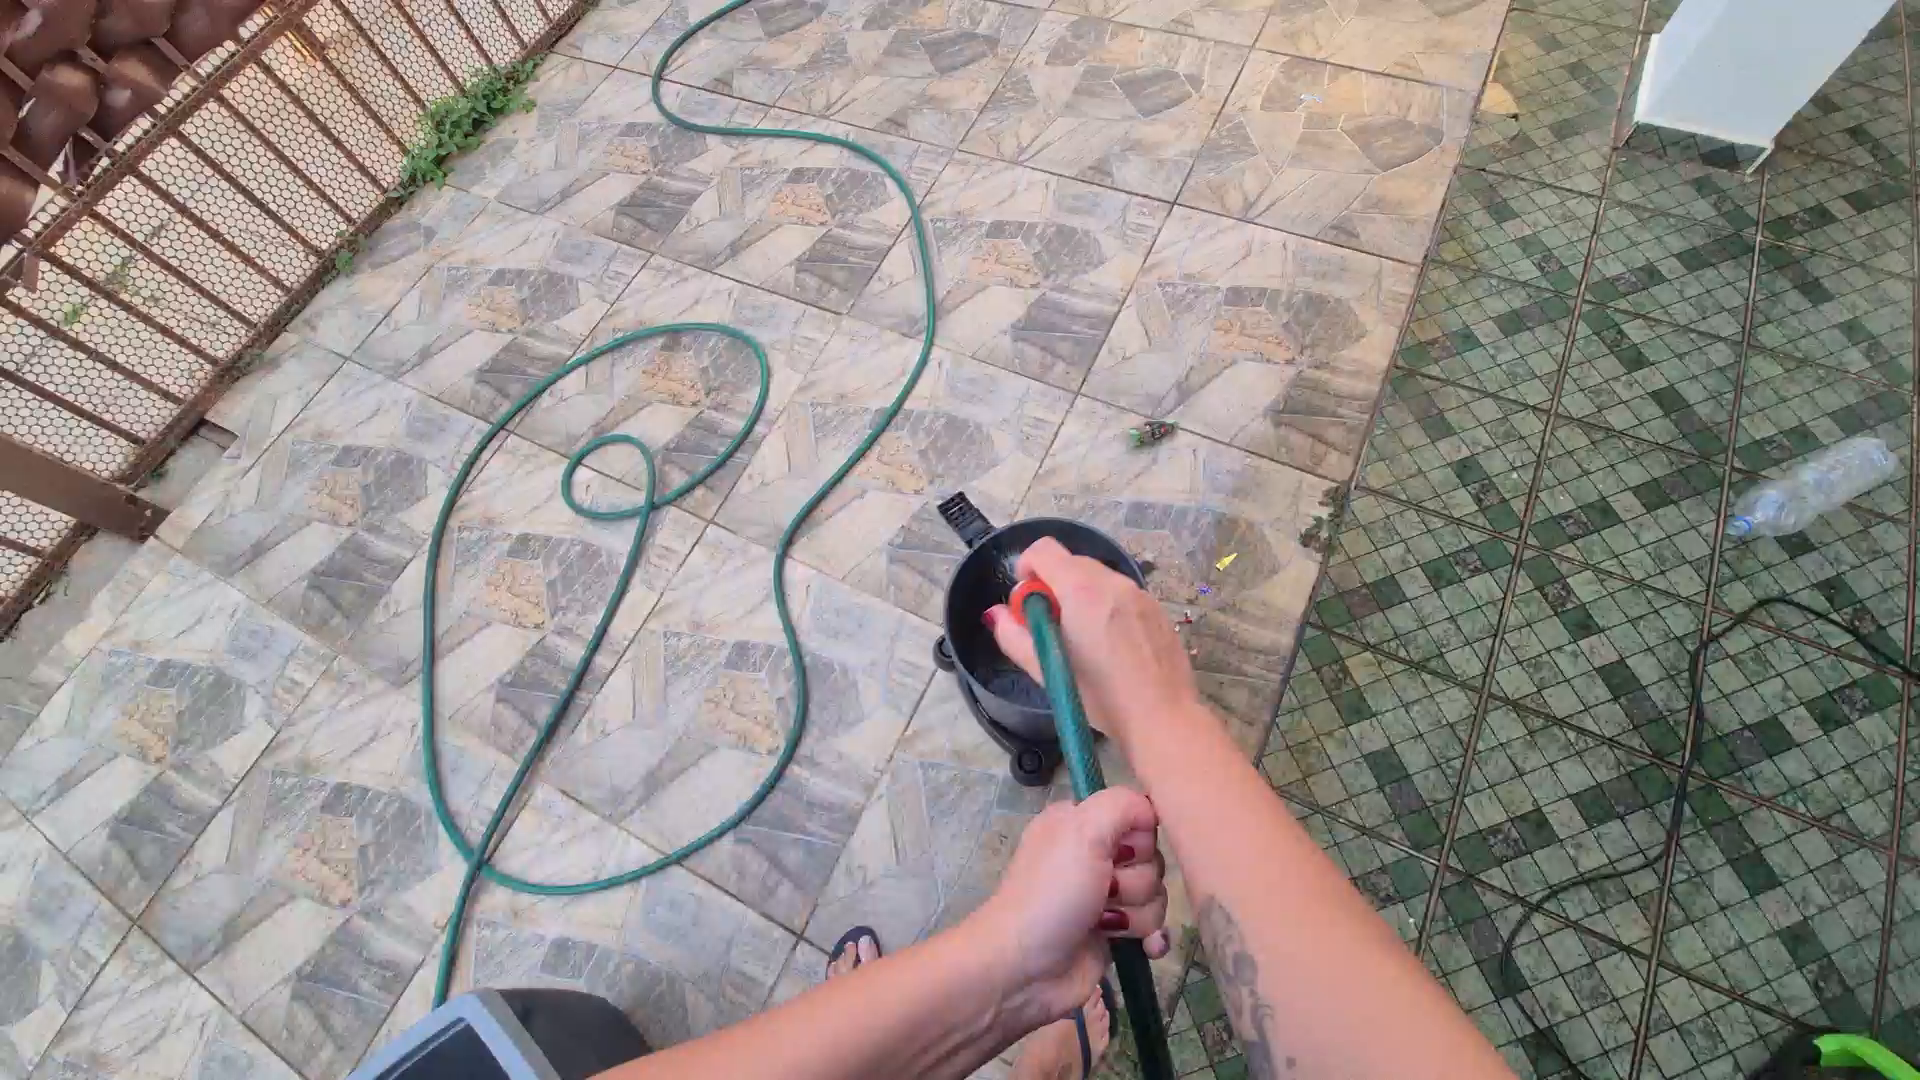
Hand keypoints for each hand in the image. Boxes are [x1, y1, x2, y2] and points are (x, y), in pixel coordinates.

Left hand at [964, 788, 1170, 1028]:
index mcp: (1079, 821)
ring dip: (1138, 911)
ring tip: (1108, 923)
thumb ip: (1121, 805)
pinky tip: (1143, 946)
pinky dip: (1151, 936)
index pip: (1137, 814)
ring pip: (1154, 893)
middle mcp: (1092, 853)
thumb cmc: (1052, 891)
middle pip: (1150, 856)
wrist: (1027, 968)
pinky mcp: (1114, 932)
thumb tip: (1151, 809)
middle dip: (1136, 879)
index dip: (1138, 836)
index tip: (1119, 852)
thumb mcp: (1082, 830)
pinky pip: (1154, 926)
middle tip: (1106, 891)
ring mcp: (1104, 895)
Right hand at [985, 536, 1206, 749]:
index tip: (1026, 600)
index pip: (1044, 550)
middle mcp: (1113, 582)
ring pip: (1098, 579)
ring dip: (1080, 596)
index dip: (1027, 567)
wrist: (1163, 717)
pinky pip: (1121, 595)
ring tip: (1082, 639)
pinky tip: (1111, 646)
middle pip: (1071, 563)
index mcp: (1082, 590)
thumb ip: (1013, 637)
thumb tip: (996, 614)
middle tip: (1050, 625)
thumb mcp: (1046, 670)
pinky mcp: (1157, 609)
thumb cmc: (1100, 696)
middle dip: (1053, 586)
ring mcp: (1140, 593)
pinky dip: (1106, 607)